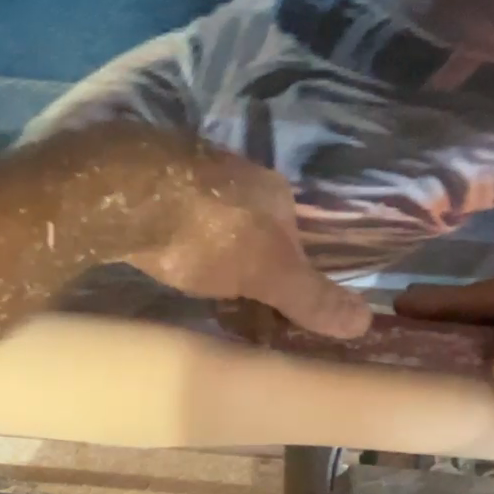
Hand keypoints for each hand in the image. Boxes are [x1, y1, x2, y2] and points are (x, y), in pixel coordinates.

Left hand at [122, 148, 372, 337]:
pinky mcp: (142, 181)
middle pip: (249, 223)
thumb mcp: (267, 274)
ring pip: (207, 216)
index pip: (292, 235)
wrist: (128, 197)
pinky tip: (157, 253)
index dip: (285, 270)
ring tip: (192, 281)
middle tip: (229, 297)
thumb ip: (310, 296)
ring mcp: (185, 171)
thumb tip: (365, 322)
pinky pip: (167, 213)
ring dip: (205, 244)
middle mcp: (233, 172)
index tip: (271, 303)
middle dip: (243, 257)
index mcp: (273, 190)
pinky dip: (169, 234)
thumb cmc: (208, 235)